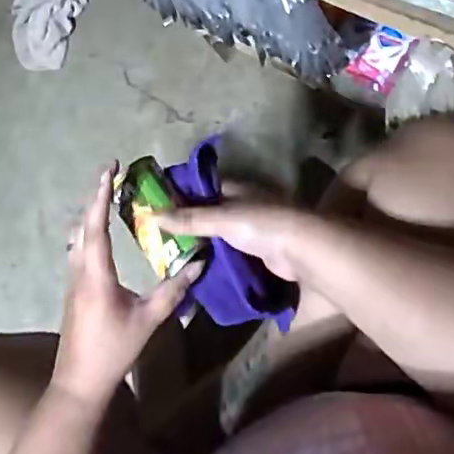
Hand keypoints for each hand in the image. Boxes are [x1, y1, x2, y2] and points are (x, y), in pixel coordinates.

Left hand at [51, 164, 203, 404]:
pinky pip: (77, 248)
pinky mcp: (74, 289)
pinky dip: (88, 230)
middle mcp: (80, 270)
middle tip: (111, 174)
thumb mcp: (148, 320)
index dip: (101, 194)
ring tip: (107, 196)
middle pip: (83, 224)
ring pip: (76, 236)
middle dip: (95, 196)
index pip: (96, 224)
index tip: (109, 169)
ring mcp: (73, 280)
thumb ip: (173, 290)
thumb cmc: (112, 351)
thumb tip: (199, 263)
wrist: (77, 384)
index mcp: (96, 273)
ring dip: (90, 213)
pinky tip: (99, 233)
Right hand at [155, 199, 312, 282]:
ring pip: (220, 233)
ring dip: (202, 243)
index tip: (157, 203)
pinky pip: (231, 252)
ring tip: (173, 255)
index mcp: (236, 188)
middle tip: (160, 235)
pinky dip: (216, 258)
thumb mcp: (221, 219)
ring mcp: (253, 228)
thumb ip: (189, 218)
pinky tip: (198, 268)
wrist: (301, 251)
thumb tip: (152, 213)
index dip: (181, 192)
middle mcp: (244, 204)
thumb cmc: (261, 225)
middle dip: (189, 222)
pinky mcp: (259, 251)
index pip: (203, 184)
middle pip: (210, 210)